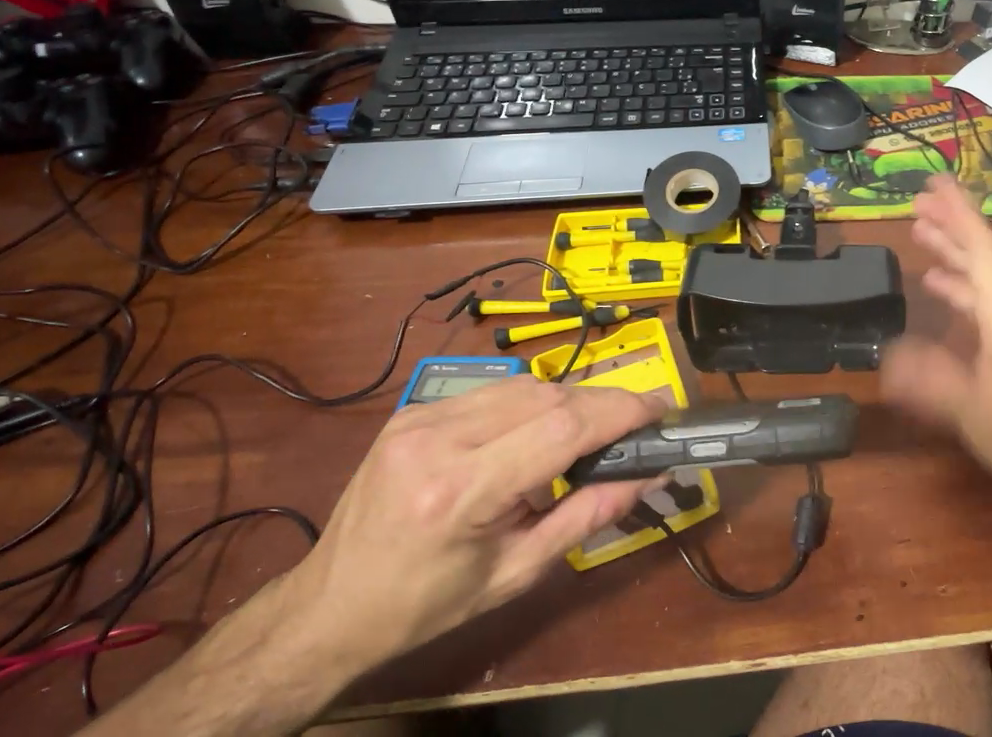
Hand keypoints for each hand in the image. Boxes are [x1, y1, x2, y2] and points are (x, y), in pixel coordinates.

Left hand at [279, 377, 671, 672]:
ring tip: (596, 429)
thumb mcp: (518, 571)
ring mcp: (419, 417)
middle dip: (604, 403)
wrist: (330, 606)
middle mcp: (437, 439)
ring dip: (572, 400)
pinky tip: (544, 428)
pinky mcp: (413, 410)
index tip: (661, 410)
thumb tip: (651, 475)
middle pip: (548, 396)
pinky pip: (496, 391)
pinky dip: (535, 401)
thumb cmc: (427, 603)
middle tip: (639, 423)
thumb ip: (589, 515)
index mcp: (460, 490)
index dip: (620, 411)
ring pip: (525, 385)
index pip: (561, 427)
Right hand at [881, 176, 991, 504]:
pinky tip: (936, 286)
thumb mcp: (969, 409)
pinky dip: (956, 286)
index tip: (936, 183)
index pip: (982, 250)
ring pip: (980, 277)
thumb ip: (928, 379)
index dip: (959, 213)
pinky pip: (980, 301)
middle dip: (952, 224)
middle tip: (918, 199)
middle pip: (982, 256)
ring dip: (952, 252)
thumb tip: (886, 355)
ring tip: (919, 231)